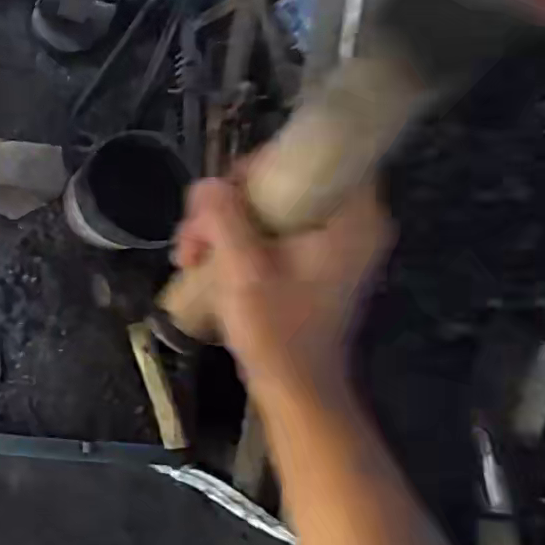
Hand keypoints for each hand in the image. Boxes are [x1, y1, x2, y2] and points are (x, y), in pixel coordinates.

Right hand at [173, 178, 391, 405]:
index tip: (229, 189)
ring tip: (191, 254)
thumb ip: (223, 218)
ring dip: (223, 222)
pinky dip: (236, 238)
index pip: (317, 155)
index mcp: (352, 218)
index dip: (267, 162)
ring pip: (268, 203)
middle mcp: (350, 222)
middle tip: (196, 232)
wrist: (295, 389)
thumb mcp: (243, 271)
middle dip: (230, 201)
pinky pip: (269, 227)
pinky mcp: (312, 259)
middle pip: (283, 178)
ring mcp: (331, 241)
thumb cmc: (277, 333)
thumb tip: (207, 184)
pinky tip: (204, 261)